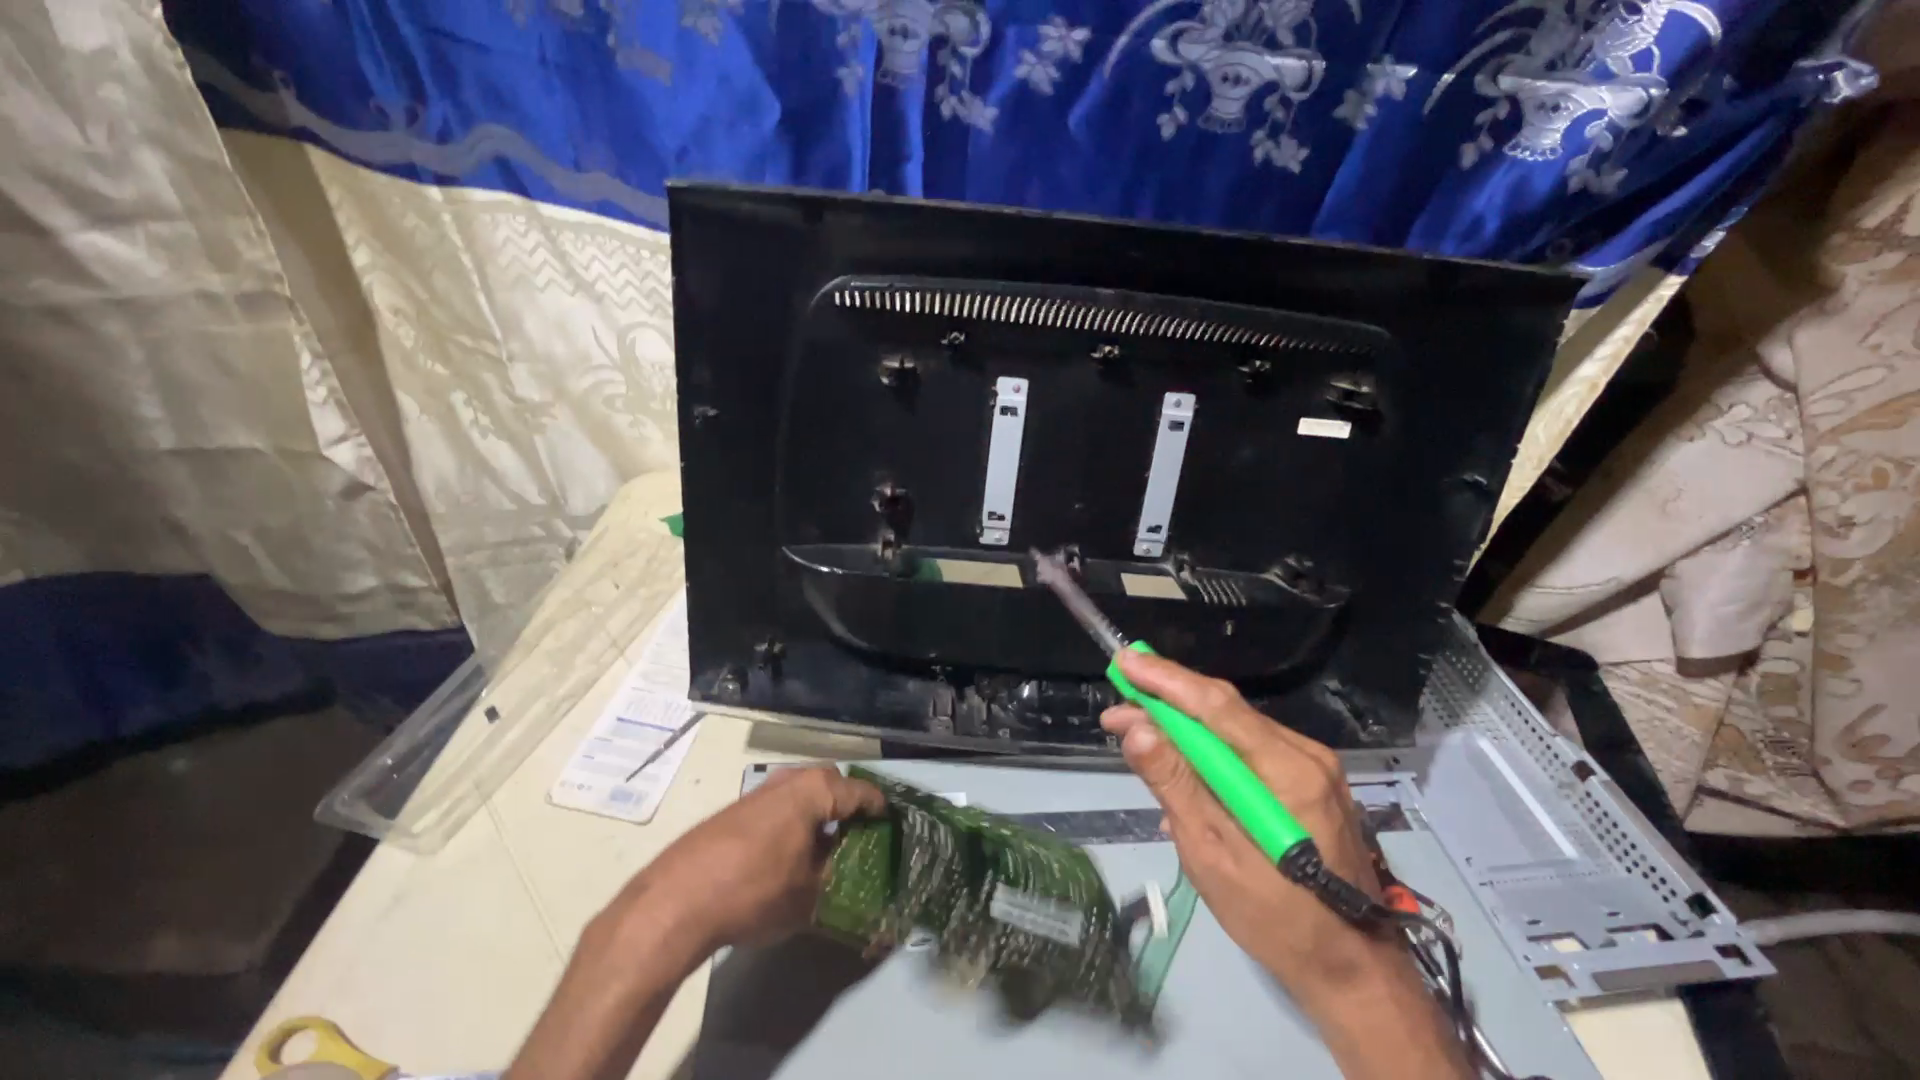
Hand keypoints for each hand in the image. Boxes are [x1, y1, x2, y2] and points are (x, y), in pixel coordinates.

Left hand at [611, 766, 884, 953]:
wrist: (675, 903)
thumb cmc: (755, 892)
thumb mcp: (810, 894)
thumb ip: (837, 878)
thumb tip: (850, 874)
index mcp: (814, 790)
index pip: (862, 792)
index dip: (880, 811)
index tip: (892, 828)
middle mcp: (787, 780)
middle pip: (830, 785)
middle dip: (846, 807)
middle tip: (859, 837)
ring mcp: (756, 793)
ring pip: (800, 796)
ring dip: (816, 816)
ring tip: (826, 851)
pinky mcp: (733, 813)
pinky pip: (777, 810)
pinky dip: (791, 825)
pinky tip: (789, 857)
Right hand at [1099, 649, 1394, 999]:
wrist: (1352, 966)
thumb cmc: (1277, 918)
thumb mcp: (1214, 854)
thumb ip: (1176, 785)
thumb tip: (1136, 728)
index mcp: (1288, 771)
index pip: (1216, 707)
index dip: (1166, 681)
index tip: (1123, 662)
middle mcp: (1307, 755)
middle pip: (1227, 710)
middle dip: (1168, 699)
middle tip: (1117, 702)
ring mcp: (1315, 769)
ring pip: (1237, 729)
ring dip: (1186, 727)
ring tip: (1138, 733)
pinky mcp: (1313, 784)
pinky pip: (1252, 751)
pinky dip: (1212, 752)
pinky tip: (1182, 770)